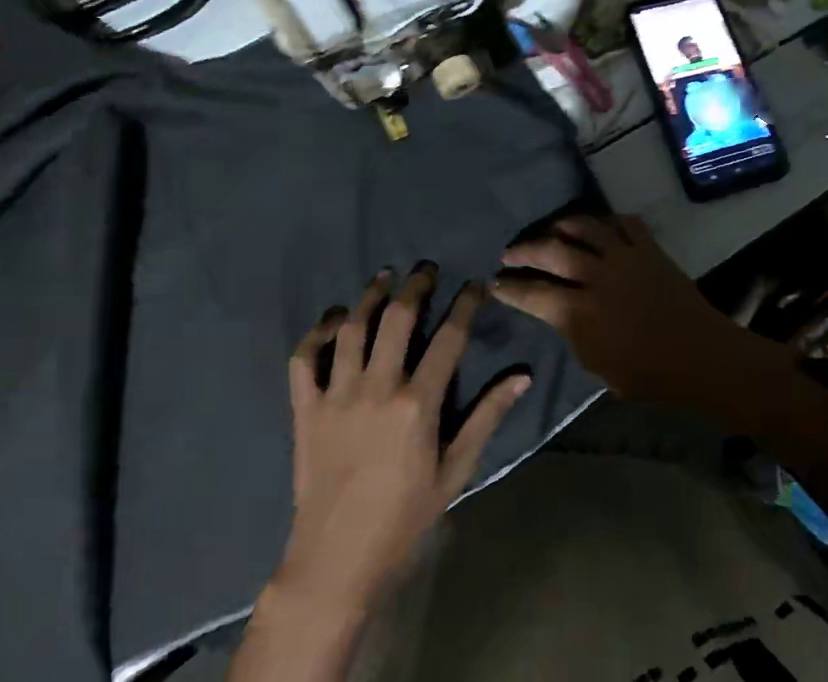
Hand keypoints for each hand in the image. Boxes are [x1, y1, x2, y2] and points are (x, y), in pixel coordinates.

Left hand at [278, 265, 530, 609]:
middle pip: (398, 319)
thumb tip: (522, 376)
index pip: (449, 337)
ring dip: (370, 296)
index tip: (475, 285)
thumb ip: (487, 416)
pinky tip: (332, 319)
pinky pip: (305, 359)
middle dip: (416, 286)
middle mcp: (377, 386)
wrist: (338, 557)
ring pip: (352, 328)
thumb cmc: (406, 515)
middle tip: (426, 269)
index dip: (465, 305)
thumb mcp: (456, 469)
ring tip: (385, 276)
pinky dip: (316, 333)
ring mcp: (336, 394)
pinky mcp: (305, 408)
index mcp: (418, 402)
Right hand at [493, 215, 754, 407]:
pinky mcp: (649, 249)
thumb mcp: (596, 364)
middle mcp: (596, 277)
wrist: (700, 355)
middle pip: (550, 251)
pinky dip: (608, 220)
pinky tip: (598, 226)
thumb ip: (572, 333)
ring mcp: (624, 257)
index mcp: (579, 312)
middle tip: (510, 253)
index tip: (494, 283)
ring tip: (551, 229)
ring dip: (561, 225)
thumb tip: (560, 312)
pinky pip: (624, 223)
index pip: (531, 293)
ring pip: (584, 226)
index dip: (508, 288)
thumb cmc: (648, 374)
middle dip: (524, 250)